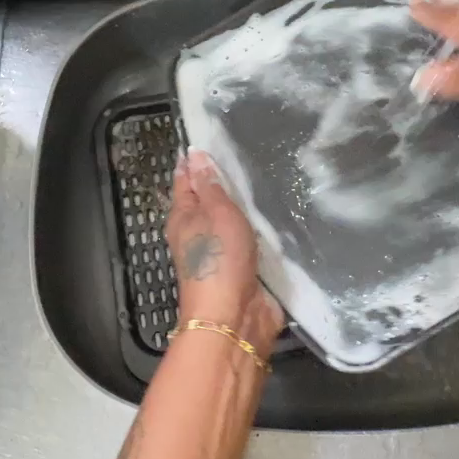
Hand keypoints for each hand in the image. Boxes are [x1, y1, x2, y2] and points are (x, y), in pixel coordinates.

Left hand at [165, 151, 283, 353]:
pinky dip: (258, 229)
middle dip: (220, 182)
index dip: (193, 162)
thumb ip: (209, 185)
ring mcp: (220, 254)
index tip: (203, 141)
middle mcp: (197, 234)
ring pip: (230, 221)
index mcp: (182, 218)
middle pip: (207, 201)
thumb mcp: (215, 212)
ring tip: (263, 180)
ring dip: (243, 206)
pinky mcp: (242, 269)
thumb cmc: (219, 259)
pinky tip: (275, 216)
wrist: (234, 317)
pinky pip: (249, 241)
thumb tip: (194, 155)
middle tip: (242, 154)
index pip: (185, 181)